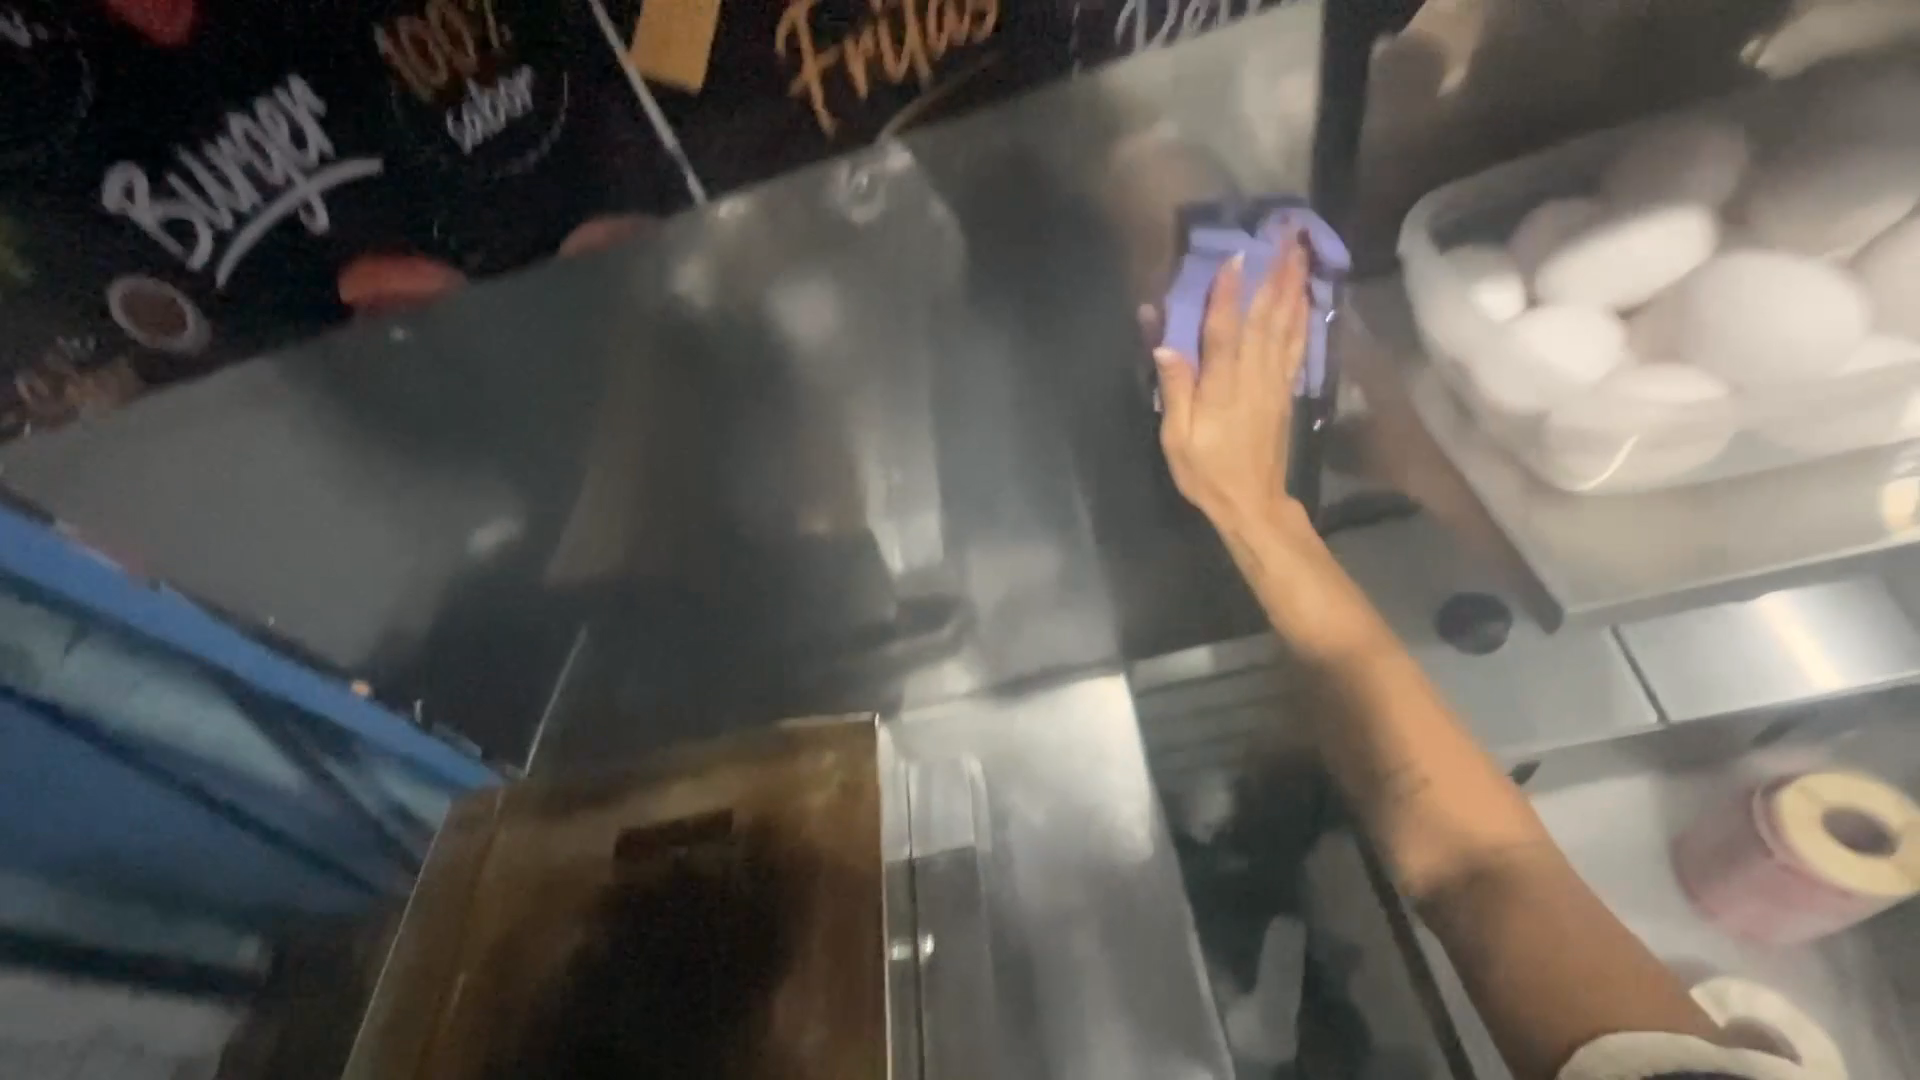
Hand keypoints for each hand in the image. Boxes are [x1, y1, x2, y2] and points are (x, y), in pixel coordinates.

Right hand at [1154, 243, 1310, 536]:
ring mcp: (1275, 383)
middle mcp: (1253, 376)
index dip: (1228, 293)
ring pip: (1286, 326)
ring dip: (1294, 288)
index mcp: (1222, 387)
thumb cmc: (1207, 473)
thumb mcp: (1177, 439)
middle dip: (1275, 276)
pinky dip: (1303, 319)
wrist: (1252, 503)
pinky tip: (1306, 300)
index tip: (1236, 256)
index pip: (1224, 331)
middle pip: (1265, 318)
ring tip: (1300, 254)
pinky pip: (1297, 348)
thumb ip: (1175, 392)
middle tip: (1286, 237)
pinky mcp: (1286, 392)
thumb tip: (1165, 346)